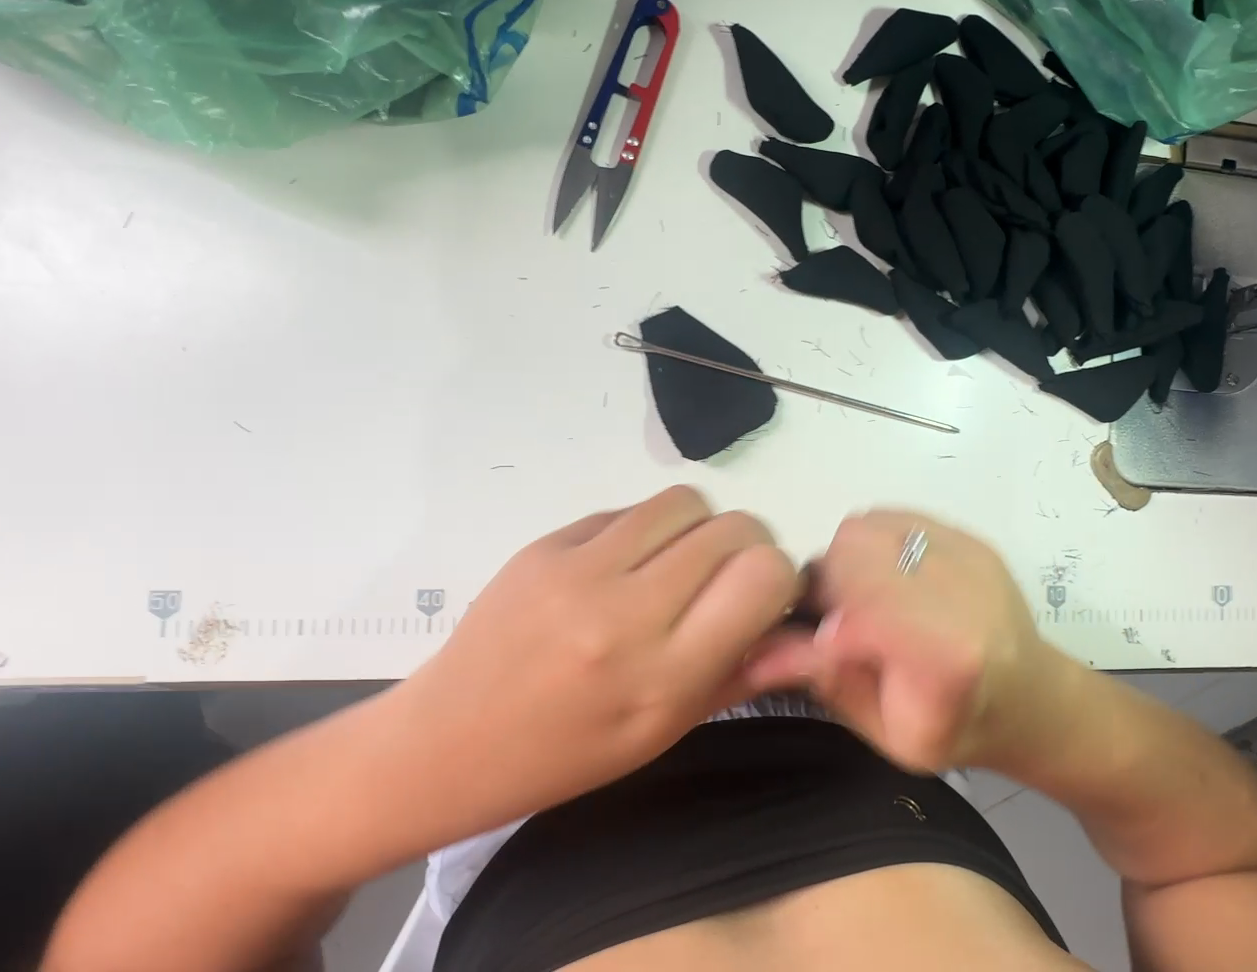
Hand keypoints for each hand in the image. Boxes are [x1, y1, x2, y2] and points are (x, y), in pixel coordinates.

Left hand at [386, 486, 797, 829]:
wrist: (449, 741)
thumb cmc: (568, 755)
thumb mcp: (664, 733)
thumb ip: (741, 675)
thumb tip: (807, 634)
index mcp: (662, 674)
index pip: (762, 577)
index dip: (778, 579)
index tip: (762, 600)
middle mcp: (625, 611)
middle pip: (733, 529)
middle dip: (748, 549)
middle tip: (725, 582)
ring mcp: (579, 568)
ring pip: (685, 502)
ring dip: (699, 529)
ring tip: (677, 567)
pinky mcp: (545, 543)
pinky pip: (627, 511)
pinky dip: (645, 532)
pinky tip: (623, 569)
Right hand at [745, 510, 1072, 772]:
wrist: (1029, 696)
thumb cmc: (957, 727)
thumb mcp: (888, 731)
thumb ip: (827, 682)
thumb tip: (754, 654)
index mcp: (952, 655)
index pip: (867, 610)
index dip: (828, 622)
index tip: (820, 644)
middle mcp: (963, 588)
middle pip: (858, 548)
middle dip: (831, 582)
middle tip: (836, 618)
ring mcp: (967, 551)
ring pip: (868, 526)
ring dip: (848, 559)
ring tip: (863, 599)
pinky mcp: (966, 534)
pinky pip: (892, 517)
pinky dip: (872, 543)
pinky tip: (887, 579)